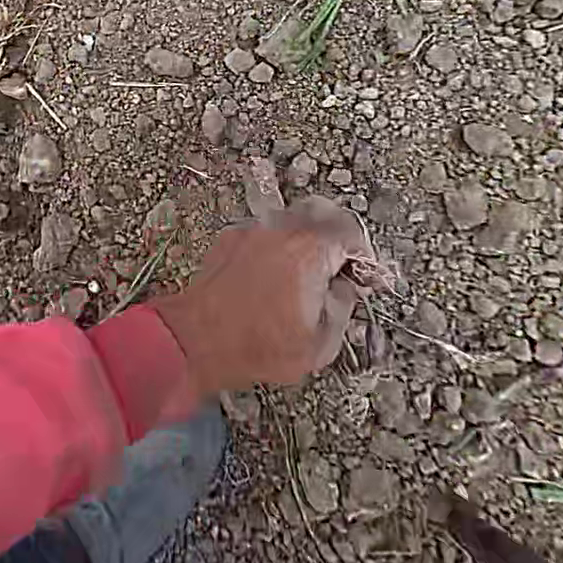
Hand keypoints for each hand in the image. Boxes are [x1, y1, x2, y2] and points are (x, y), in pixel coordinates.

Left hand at [150, 195, 372, 392]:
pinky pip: (266, 231)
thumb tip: (344, 289)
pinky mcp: (233, 236)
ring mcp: (256, 229)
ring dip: (308, 240)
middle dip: (339, 240)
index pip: (352, 235)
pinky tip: (274, 275)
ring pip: (294, 220)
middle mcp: (284, 229)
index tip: (365, 277)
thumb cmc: (256, 346)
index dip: (364, 257)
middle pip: (325, 216)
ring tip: (308, 274)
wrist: (196, 340)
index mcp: (311, 249)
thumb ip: (343, 307)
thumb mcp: (319, 344)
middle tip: (341, 269)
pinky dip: (277, 246)